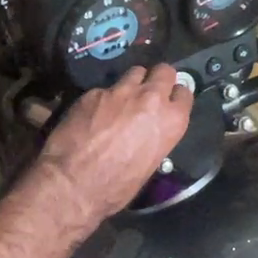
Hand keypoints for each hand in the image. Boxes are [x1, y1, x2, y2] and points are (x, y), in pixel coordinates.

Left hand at [32, 64, 191, 227]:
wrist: (73, 182)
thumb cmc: (116, 187)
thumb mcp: (149, 165)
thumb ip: (155, 138)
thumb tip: (147, 133)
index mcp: (171, 121)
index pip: (184, 92)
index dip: (175, 96)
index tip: (169, 101)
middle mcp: (150, 98)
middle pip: (163, 71)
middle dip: (158, 79)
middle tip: (148, 92)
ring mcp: (120, 91)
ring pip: (135, 72)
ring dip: (132, 83)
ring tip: (123, 98)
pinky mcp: (93, 92)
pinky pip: (105, 89)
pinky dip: (103, 99)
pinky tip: (93, 114)